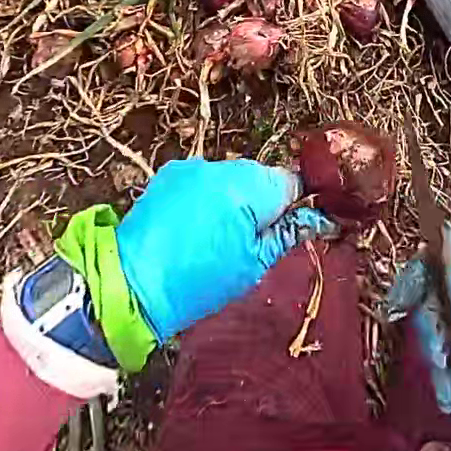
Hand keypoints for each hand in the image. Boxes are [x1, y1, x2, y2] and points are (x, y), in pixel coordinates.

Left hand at [116, 157, 337, 340]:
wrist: (128, 284)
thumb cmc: (198, 281)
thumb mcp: (253, 264)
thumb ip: (288, 233)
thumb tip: (322, 219)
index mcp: (250, 186)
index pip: (292, 182)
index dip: (293, 206)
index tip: (284, 229)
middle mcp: (225, 166)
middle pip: (262, 177)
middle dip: (262, 202)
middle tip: (247, 240)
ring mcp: (196, 166)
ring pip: (234, 176)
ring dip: (235, 197)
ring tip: (217, 234)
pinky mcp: (173, 171)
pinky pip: (206, 177)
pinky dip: (208, 194)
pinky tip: (196, 223)